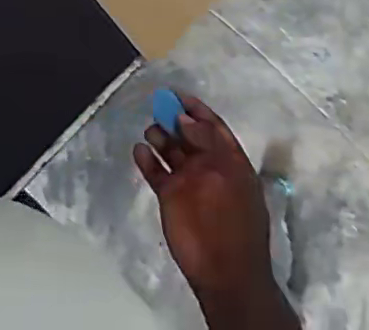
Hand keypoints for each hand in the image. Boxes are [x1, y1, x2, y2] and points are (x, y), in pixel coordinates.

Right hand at [133, 95, 294, 328]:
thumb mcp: (223, 175)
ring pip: (172, 152)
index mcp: (229, 164)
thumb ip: (205, 143)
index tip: (178, 94)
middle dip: (174, 119)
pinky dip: (147, 160)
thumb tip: (184, 117)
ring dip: (160, 138)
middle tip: (157, 107)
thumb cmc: (228, 222)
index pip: (213, 128)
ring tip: (150, 131)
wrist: (224, 275)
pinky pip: (157, 172)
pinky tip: (139, 151)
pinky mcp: (171, 197)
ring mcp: (189, 184)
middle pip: (189, 136)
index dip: (197, 110)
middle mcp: (209, 169)